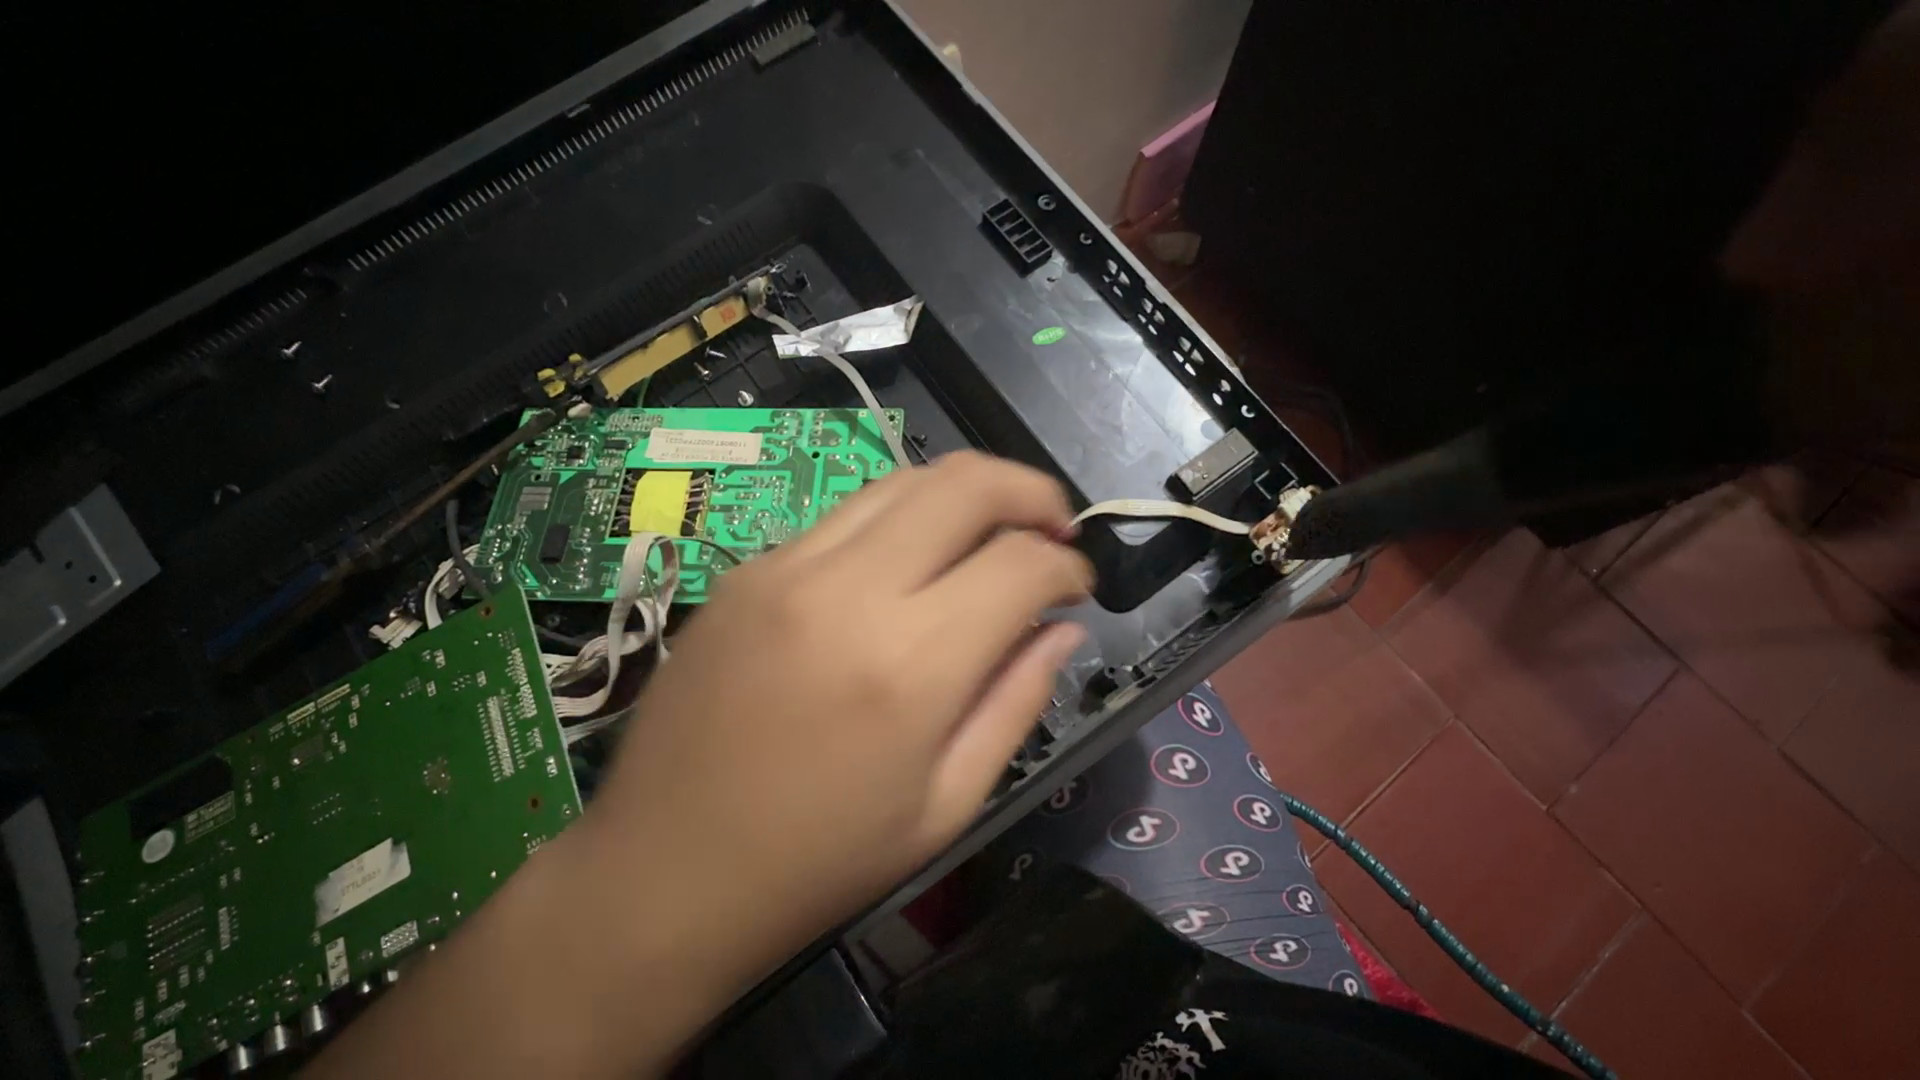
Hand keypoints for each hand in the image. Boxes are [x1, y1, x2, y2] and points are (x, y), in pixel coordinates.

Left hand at [581, 450, 1093, 955]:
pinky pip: (843, 518)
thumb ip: (1015, 702)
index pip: (1020, 563)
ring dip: (962, 496)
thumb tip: (1060, 627)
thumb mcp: (945, 806)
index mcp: (908, 664)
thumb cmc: (819, 862)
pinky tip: (903, 571)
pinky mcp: (745, 572)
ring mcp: (784, 569)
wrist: (665, 872)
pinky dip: (896, 524)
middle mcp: (846, 591)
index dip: (1070, 567)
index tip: (1080, 589)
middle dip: (1029, 491)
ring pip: (900, 481)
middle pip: (963, 483)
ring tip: (986, 538)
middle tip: (1053, 530)